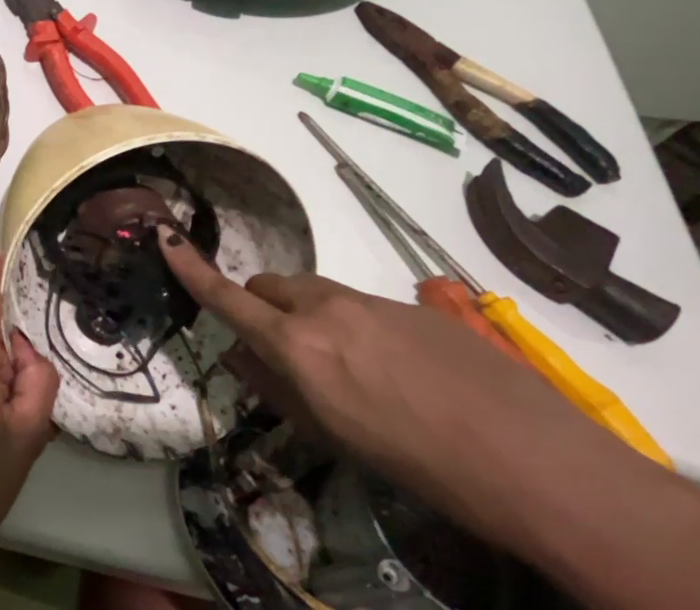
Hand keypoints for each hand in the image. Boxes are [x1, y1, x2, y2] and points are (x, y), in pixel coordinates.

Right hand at [158, 240, 697, 551]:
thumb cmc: (418, 462)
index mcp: (298, 345)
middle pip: (271, 287)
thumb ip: (278, 387)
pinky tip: (394, 372)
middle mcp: (328, 310)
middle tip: (277, 348)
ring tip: (342, 367)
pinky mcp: (417, 309)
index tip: (164, 237)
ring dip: (307, 315)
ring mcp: (375, 303)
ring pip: (317, 294)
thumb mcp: (333, 434)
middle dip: (261, 307)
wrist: (535, 461)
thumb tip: (243, 356)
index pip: (228, 298)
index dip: (190, 268)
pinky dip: (354, 326)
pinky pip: (361, 306)